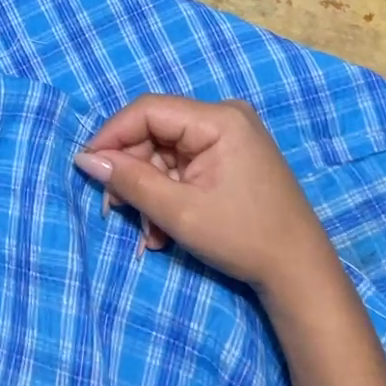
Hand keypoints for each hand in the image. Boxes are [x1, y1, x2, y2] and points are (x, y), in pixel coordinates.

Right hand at [74, 94, 333, 297]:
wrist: (301, 275)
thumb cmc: (242, 239)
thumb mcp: (178, 212)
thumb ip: (129, 180)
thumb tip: (84, 159)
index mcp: (218, 119)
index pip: (147, 110)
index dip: (111, 135)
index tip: (87, 167)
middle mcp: (224, 116)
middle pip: (154, 132)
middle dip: (132, 172)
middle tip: (117, 211)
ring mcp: (229, 135)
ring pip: (164, 152)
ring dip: (148, 190)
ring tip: (148, 233)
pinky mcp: (230, 156)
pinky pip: (182, 164)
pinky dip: (167, 192)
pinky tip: (163, 228)